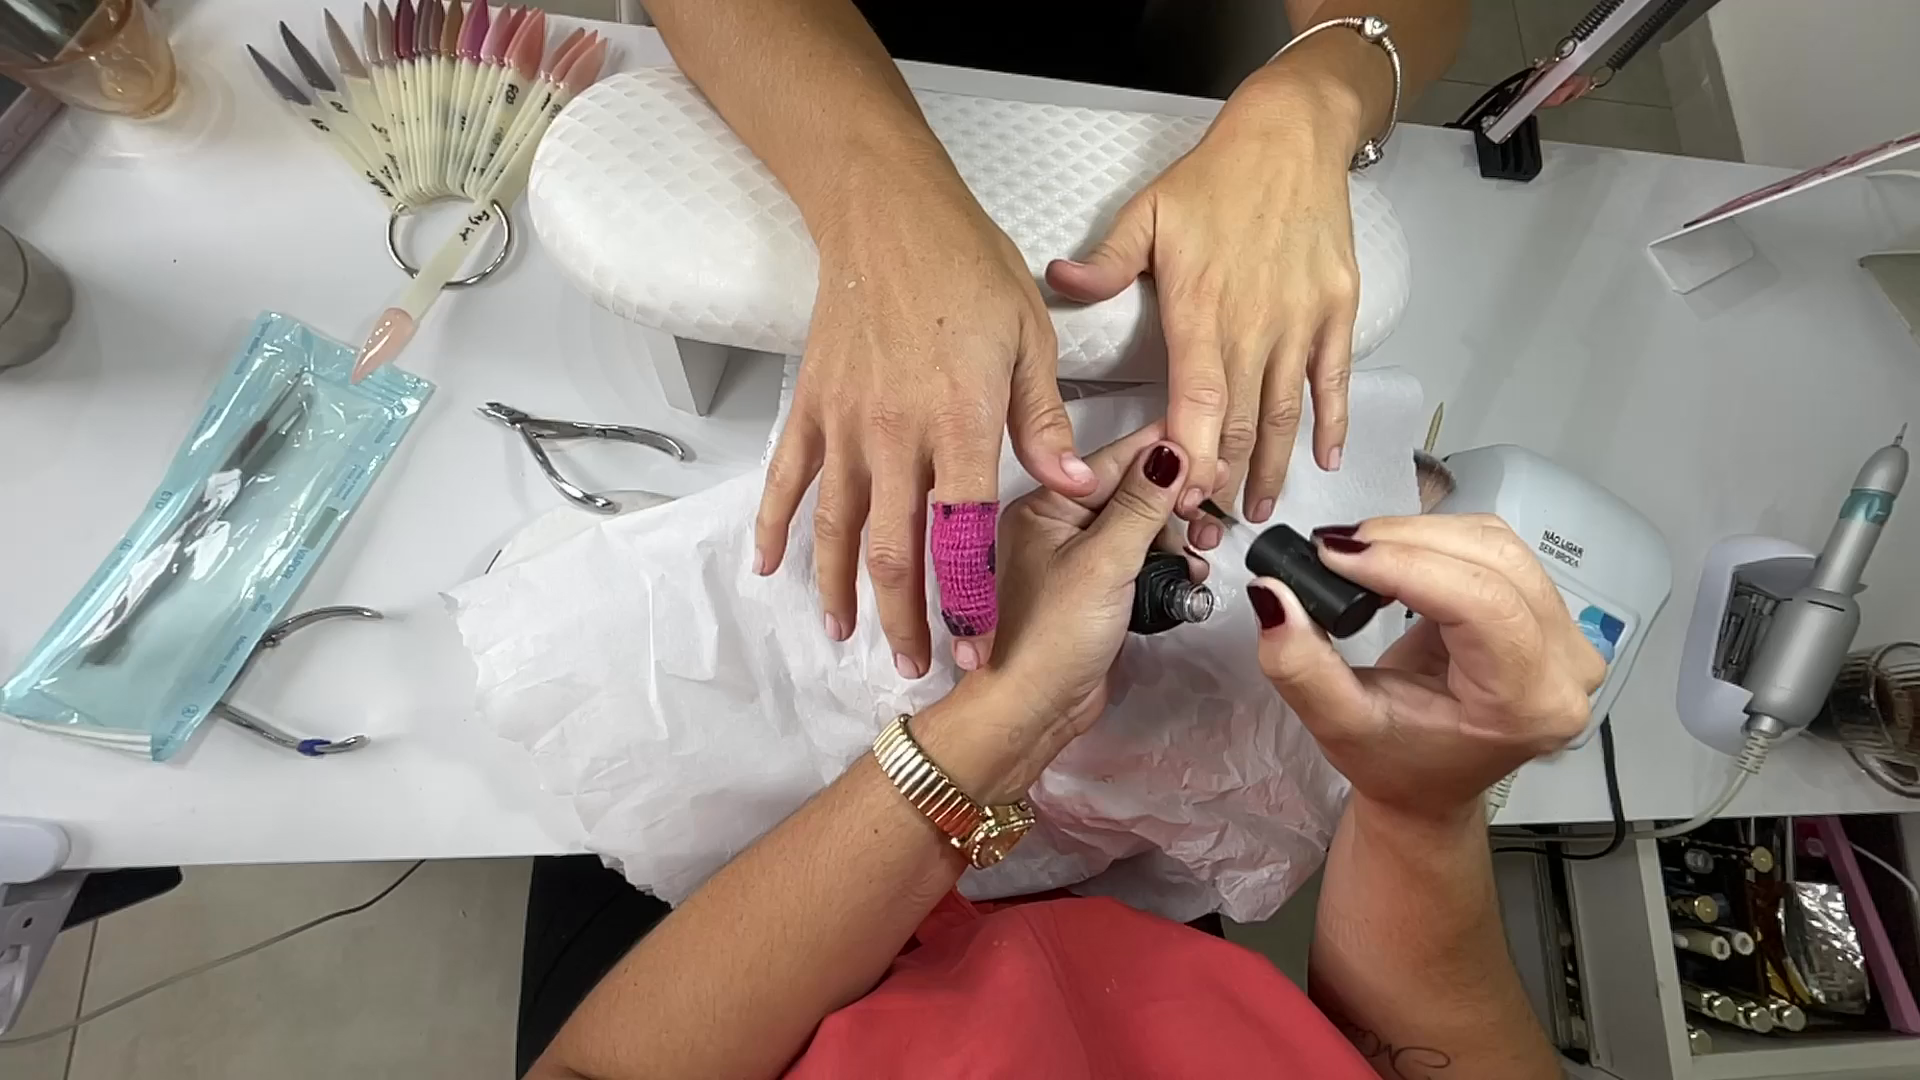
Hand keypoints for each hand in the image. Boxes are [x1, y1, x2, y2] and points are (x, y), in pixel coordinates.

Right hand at [754, 178, 1096, 677]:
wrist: (887, 215)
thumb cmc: (968, 268)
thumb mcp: (1031, 339)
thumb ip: (1044, 422)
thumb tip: (1072, 485)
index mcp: (961, 422)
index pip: (967, 534)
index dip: (973, 600)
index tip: (978, 651)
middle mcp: (897, 436)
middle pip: (897, 549)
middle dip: (906, 618)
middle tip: (913, 667)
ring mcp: (844, 426)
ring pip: (836, 528)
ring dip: (840, 590)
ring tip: (844, 637)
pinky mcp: (810, 409)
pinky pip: (786, 478)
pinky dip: (773, 526)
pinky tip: (766, 567)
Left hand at [914, 426, 1189, 802]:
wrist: (1035, 707)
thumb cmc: (1053, 636)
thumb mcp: (1102, 563)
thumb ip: (1141, 505)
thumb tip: (1172, 450)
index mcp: (1046, 505)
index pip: (1114, 460)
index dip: (1164, 455)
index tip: (1210, 456)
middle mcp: (1059, 524)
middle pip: (1131, 489)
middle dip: (1176, 496)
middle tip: (1212, 505)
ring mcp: (1078, 557)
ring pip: (1141, 524)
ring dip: (1177, 532)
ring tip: (1204, 548)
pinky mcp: (1098, 587)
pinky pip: (1140, 557)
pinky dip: (1168, 561)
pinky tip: (1188, 574)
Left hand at [1046, 71, 1367, 539]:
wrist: (1295, 135)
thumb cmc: (1216, 178)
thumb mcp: (1148, 212)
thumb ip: (1105, 262)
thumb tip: (1058, 282)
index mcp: (1202, 312)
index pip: (1196, 401)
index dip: (1190, 456)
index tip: (1180, 500)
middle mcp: (1255, 327)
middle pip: (1238, 421)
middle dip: (1223, 479)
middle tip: (1208, 524)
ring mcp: (1301, 323)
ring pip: (1283, 413)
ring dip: (1270, 467)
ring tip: (1255, 511)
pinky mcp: (1336, 314)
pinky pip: (1333, 380)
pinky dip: (1331, 422)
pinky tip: (1325, 460)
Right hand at [1249, 515, 1607, 822]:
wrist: (1426, 782)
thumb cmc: (1391, 762)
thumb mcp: (1335, 722)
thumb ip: (1299, 664)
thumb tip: (1272, 594)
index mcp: (1526, 704)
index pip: (1481, 602)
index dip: (1402, 565)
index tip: (1330, 554)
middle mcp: (1567, 666)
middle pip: (1494, 559)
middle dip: (1403, 539)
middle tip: (1331, 550)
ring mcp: (1565, 635)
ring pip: (1494, 543)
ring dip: (1415, 532)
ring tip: (1354, 554)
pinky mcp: (1545, 613)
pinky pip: (1492, 549)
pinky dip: (1430, 538)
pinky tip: (1387, 557)